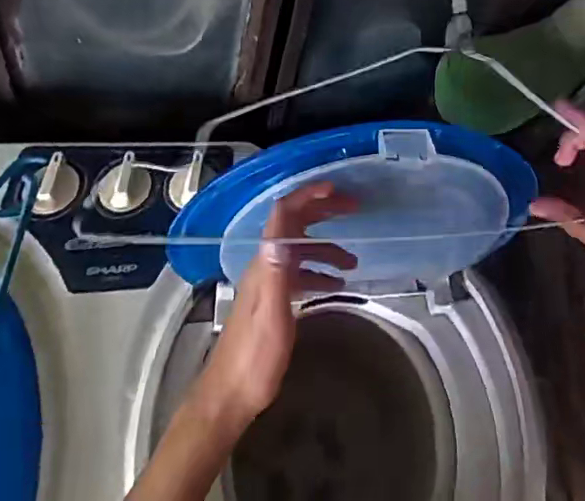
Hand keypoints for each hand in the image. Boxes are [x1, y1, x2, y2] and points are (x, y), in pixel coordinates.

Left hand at [195, 182, 357, 423]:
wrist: (231, 395)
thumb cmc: (254, 357)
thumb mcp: (271, 316)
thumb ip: (277, 274)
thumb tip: (283, 236)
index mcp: (265, 261)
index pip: (284, 213)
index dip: (307, 195)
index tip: (335, 189)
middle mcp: (266, 264)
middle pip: (293, 224)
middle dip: (322, 211)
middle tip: (353, 208)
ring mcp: (269, 281)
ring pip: (299, 250)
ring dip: (326, 247)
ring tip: (353, 260)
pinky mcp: (274, 300)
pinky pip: (299, 273)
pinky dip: (318, 271)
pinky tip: (335, 283)